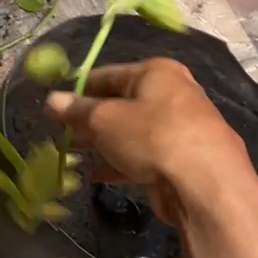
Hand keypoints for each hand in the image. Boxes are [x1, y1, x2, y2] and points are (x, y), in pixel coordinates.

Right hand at [43, 59, 256, 226]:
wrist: (205, 184)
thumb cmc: (151, 137)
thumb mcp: (103, 120)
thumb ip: (75, 110)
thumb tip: (51, 100)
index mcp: (156, 73)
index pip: (104, 75)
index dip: (76, 91)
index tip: (54, 109)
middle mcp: (172, 93)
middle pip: (119, 102)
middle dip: (89, 119)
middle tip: (63, 134)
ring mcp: (181, 126)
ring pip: (131, 130)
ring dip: (102, 141)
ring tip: (75, 155)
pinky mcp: (183, 156)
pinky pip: (144, 153)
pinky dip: (121, 160)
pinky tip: (99, 174)